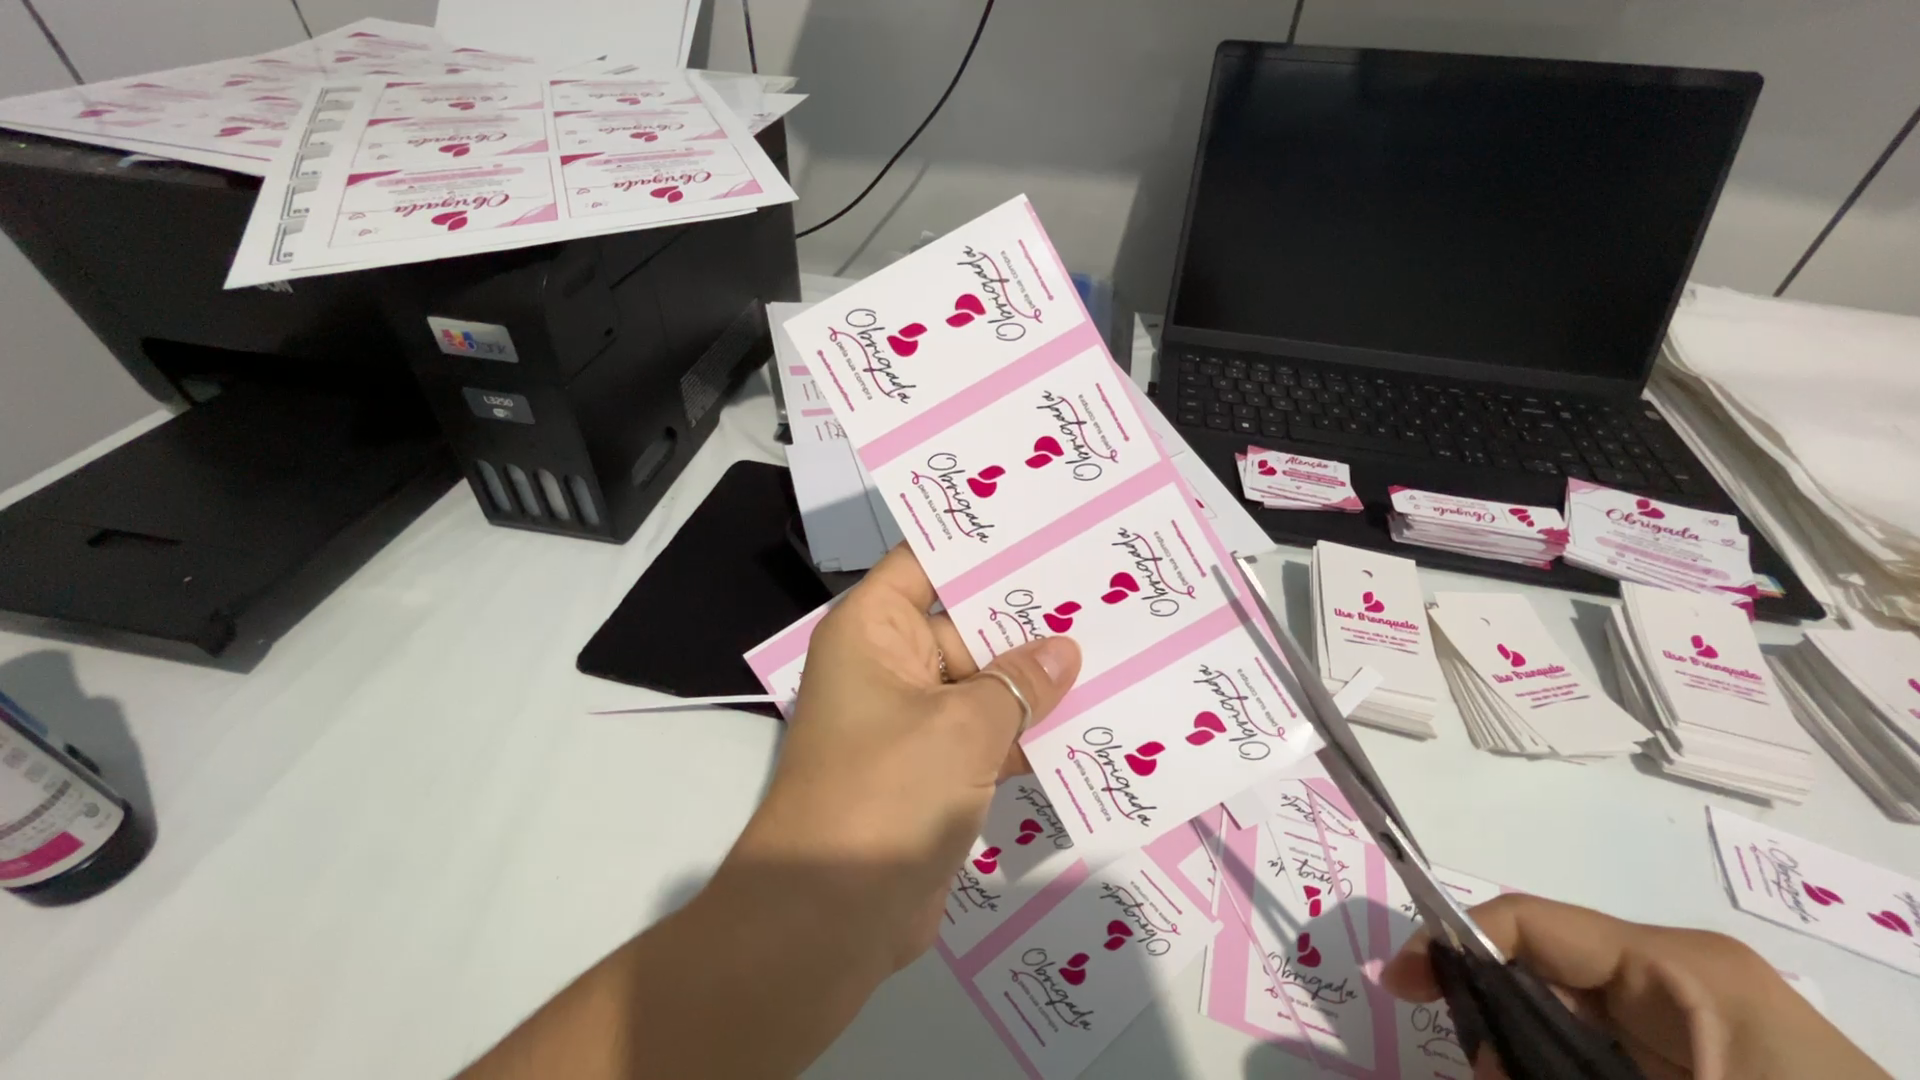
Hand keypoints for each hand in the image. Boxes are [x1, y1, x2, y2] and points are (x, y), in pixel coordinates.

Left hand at [723, 545, 1081, 969]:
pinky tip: (1092, 722)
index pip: (927, 564)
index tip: (1047, 531)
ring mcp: (913, 722)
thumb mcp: (960, 728)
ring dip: (1037, 681)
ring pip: (983, 684)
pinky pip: (987, 735)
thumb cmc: (885, 795)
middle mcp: (890, 667)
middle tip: (1105, 595)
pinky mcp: (934, 771)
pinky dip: (1028, 733)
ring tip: (1116, 649)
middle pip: (965, 624)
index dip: (982, 547)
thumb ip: (1018, 684)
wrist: (830, 920)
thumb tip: (1064, 651)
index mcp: (874, 632)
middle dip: (1028, 618)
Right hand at [1380, 894, 1889, 1079]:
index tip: (1399, 985)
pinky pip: (1597, 1041)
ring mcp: (1688, 1012)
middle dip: (1489, 1010)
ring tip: (1506, 1073)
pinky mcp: (1692, 1051)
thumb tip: (1482, 1062)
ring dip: (1524, 1044)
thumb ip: (1559, 1064)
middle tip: (1476, 1067)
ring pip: (1563, 1008)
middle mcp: (1673, 971)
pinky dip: (1558, 1057)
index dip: (1453, 941)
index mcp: (1674, 963)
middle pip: (1539, 966)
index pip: (1530, 921)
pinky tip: (1537, 1069)